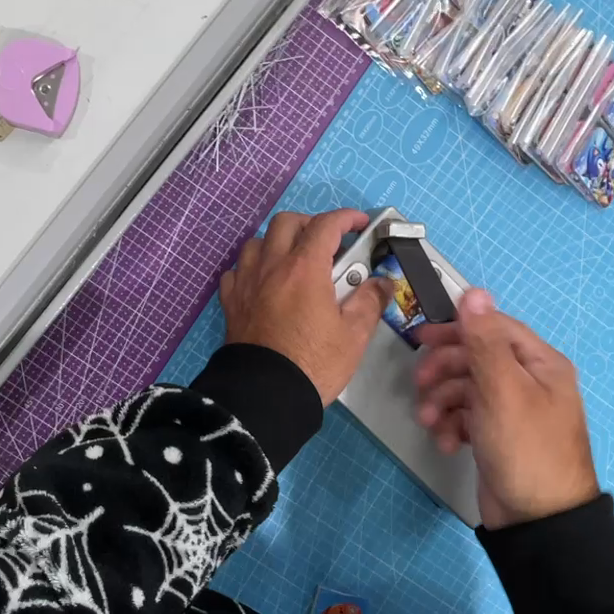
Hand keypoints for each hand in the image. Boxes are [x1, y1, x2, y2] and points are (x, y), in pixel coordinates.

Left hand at [220, 209, 393, 405]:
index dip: (346, 218)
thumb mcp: (353, 336)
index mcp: (304, 269)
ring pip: (257, 242)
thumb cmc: (313, 364)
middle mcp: (271, 266)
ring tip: (295, 262)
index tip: (360, 225)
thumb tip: (382, 283)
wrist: (265, 395)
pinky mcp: (231, 302)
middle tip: (329, 244)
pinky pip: (236, 270)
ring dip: (278, 243)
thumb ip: (369, 302)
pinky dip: (252, 267)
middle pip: (287, 223)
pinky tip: (264, 282)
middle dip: (311, 225)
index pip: (326, 225)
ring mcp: (247, 282)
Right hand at [413, 288, 597, 529]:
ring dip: (442, 401)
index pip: (493, 328)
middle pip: (474, 357)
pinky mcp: (497, 434)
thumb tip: (475, 291)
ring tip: (431, 423)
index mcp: (540, 364)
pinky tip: (447, 442)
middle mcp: (529, 381)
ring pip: (465, 387)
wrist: (538, 522)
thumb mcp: (502, 390)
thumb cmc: (525, 449)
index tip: (420, 337)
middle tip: (419, 384)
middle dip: (444, 371)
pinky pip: (466, 415)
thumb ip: (484, 341)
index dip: (456, 329)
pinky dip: (452, 425)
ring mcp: (512, 410)